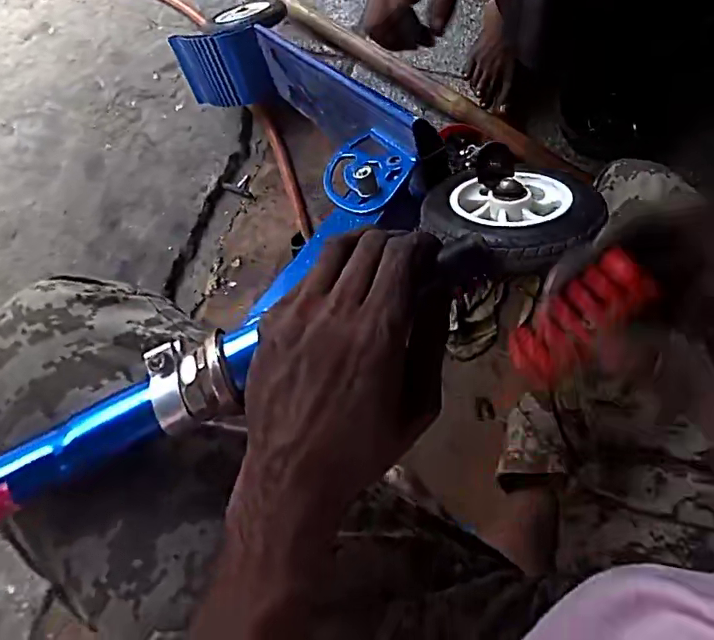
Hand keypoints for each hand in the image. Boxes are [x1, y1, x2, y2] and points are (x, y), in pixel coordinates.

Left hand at [233, 229, 448, 538]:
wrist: (290, 475)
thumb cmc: (363, 447)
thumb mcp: (419, 405)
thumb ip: (434, 340)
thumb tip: (440, 290)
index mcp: (377, 330)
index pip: (400, 255)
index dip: (421, 242)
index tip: (431, 249)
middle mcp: (336, 309)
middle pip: (370, 243)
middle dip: (397, 239)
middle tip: (408, 253)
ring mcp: (298, 310)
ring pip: (334, 248)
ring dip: (362, 242)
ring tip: (375, 253)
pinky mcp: (273, 318)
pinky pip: (307, 273)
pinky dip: (332, 268)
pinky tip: (340, 285)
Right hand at [363, 0, 466, 48]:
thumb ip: (446, 3)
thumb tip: (437, 32)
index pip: (396, 9)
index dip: (409, 31)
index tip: (428, 40)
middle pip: (378, 22)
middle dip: (400, 41)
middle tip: (422, 44)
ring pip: (372, 27)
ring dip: (393, 41)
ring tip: (417, 41)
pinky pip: (374, 24)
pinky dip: (389, 36)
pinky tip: (409, 35)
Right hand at [560, 210, 713, 525]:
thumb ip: (675, 378)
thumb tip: (600, 341)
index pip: (695, 228)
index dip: (636, 232)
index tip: (588, 261)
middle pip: (674, 243)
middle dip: (617, 259)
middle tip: (569, 290)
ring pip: (669, 270)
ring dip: (622, 284)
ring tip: (579, 310)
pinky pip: (676, 301)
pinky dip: (639, 311)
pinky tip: (610, 332)